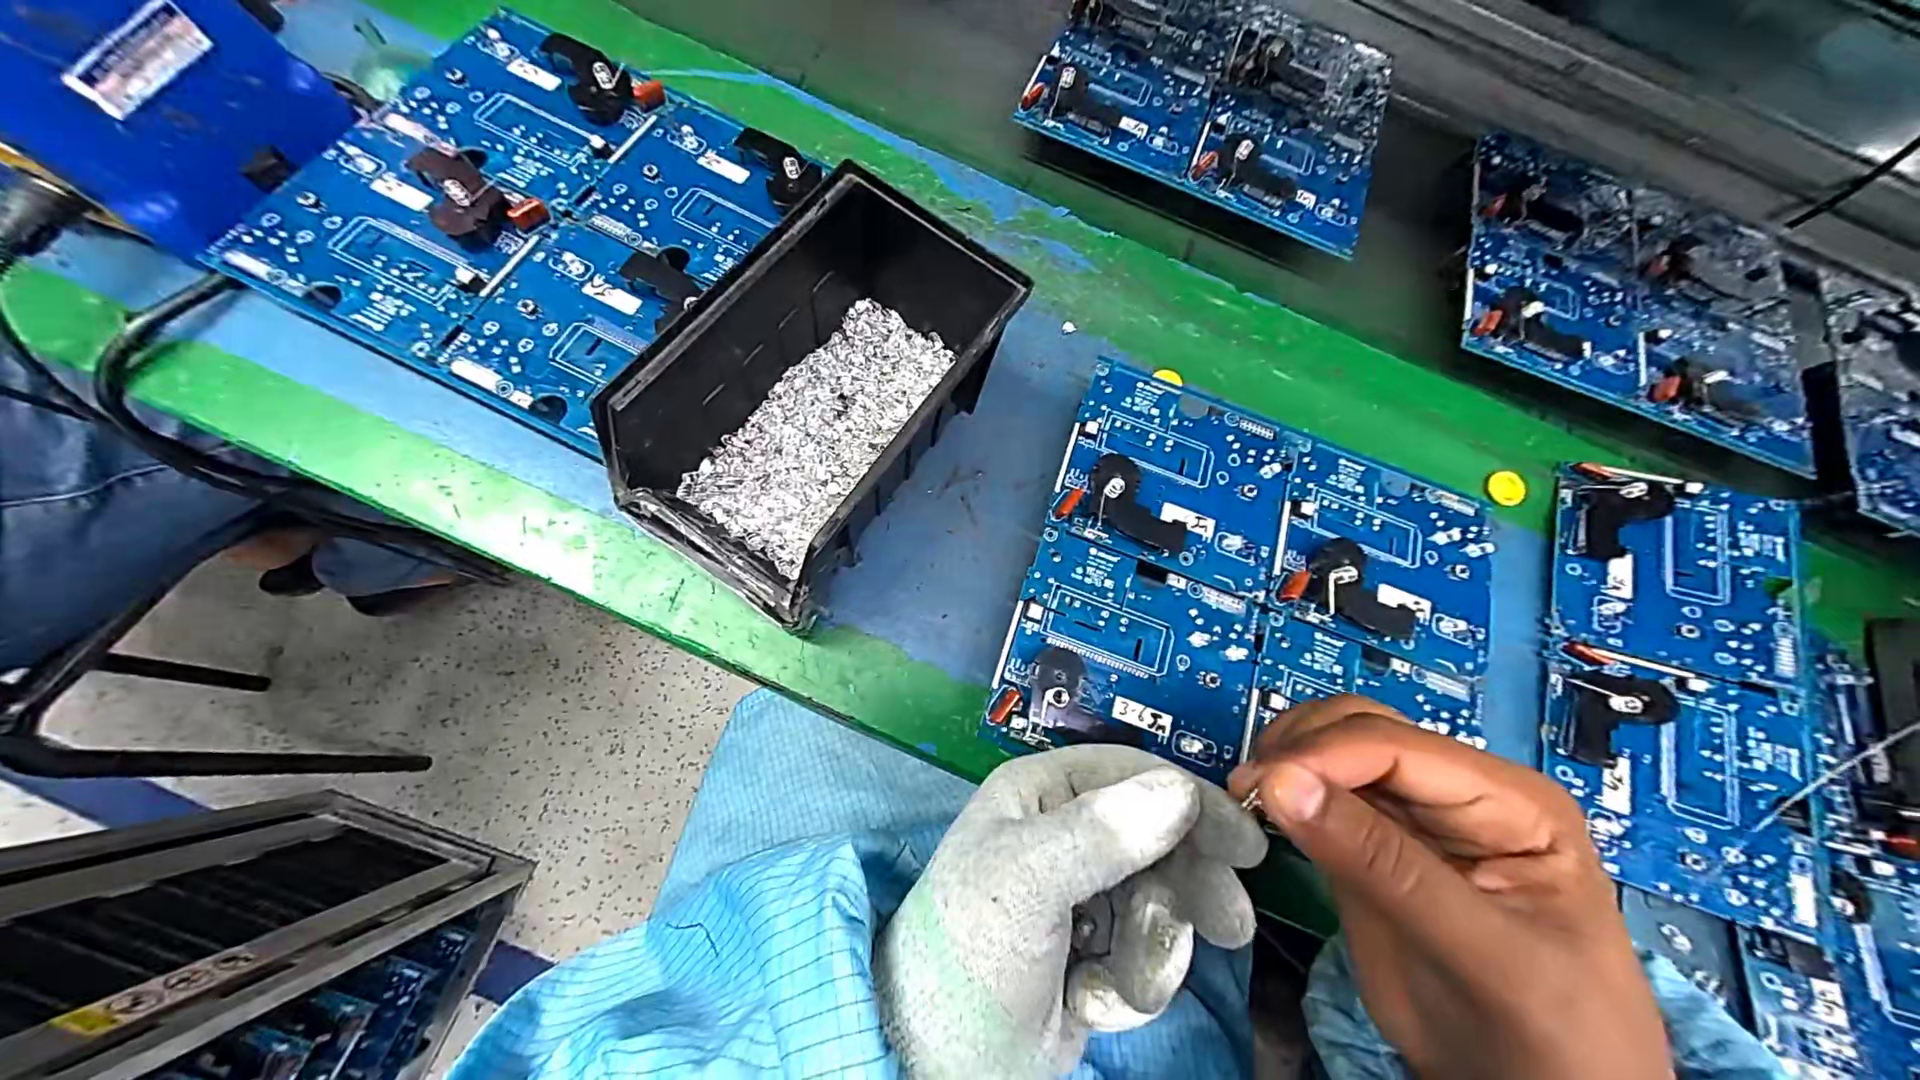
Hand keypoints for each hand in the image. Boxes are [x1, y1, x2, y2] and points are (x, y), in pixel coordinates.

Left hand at [874, 745, 1267, 1077]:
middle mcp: (1065, 831)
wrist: (941, 1060)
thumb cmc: (973, 950)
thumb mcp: (1026, 880)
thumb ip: (1097, 834)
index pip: (1132, 775)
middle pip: (1159, 841)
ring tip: (1104, 986)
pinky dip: (1127, 986)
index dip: (1192, 803)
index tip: (1246, 847)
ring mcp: (1083, 892)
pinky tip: (1084, 1003)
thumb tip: (1178, 790)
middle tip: (1228, 926)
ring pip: (1161, 905)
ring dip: (1148, 954)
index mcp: (1042, 793)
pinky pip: (1147, 954)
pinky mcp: (1096, 948)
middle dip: (1184, 890)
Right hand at [1228, 695, 1669, 1079]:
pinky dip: (1282, 787)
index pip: (1394, 745)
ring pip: (1329, 744)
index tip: (1258, 787)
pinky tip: (1265, 811)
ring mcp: (1409, 809)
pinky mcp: (1368, 834)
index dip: (1320, 756)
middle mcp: (1455, 788)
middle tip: (1248, 793)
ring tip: (1252, 800)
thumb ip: (1382, 863)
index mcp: (1509, 800)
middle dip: (1296, 747)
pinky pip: (1317, 787)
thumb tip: (1280, 782)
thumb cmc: (1544, 1037)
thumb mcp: (1480, 954)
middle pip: (1357, 726)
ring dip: (1283, 758)